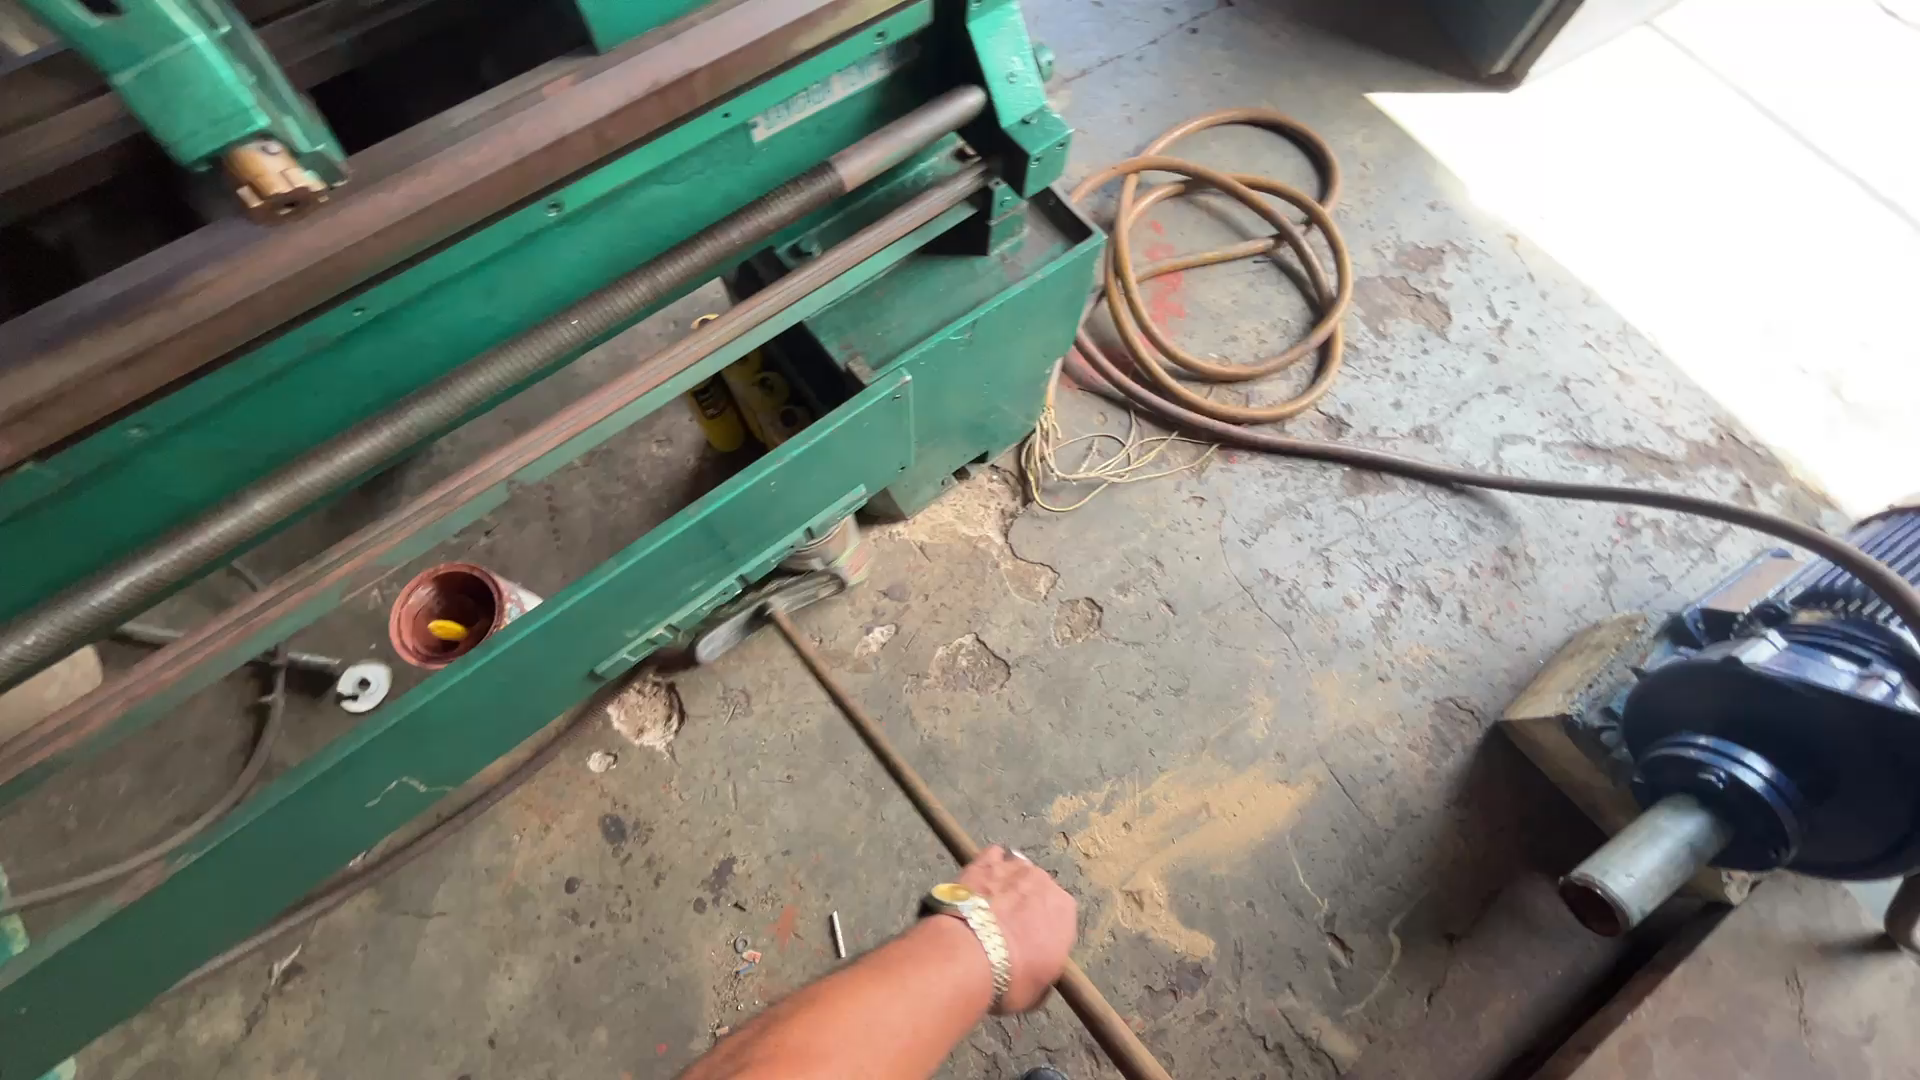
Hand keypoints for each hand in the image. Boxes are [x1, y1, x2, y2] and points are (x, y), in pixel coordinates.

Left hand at [953, 845, 1077, 1012]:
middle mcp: (1044, 882)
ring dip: (1008, 883)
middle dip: (1027, 903)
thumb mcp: (1036, 992)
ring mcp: (1014, 866)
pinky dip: (989, 865)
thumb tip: (1036, 971)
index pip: (1061, 917)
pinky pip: (992, 856)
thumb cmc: (1010, 978)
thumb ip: (1044, 974)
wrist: (970, 953)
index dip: (1045, 930)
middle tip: (1008, 926)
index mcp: (1065, 911)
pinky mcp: (985, 861)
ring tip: (991, 903)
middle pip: (1039, 889)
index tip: (1031, 944)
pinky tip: (980, 880)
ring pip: (1017, 869)